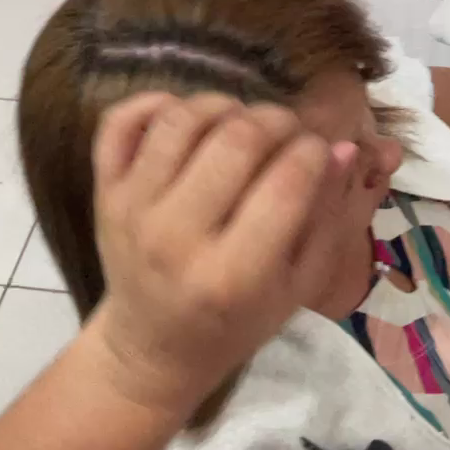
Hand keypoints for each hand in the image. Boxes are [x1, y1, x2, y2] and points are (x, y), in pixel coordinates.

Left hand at [86, 93, 356, 415]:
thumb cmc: (240, 320)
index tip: (321, 150)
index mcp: (234, 275)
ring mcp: (132, 210)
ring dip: (226, 106)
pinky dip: (156, 102)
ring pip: (183, 120)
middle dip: (279, 120)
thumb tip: (344, 148)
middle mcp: (177, 238)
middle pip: (238, 140)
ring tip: (245, 124)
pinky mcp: (104, 192)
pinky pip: (121, 123)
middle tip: (290, 131)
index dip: (315, 150)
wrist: (155, 348)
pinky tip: (191, 119)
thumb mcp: (299, 285)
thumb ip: (329, 218)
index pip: (288, 182)